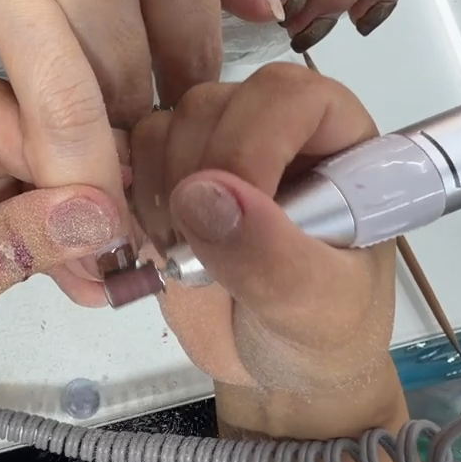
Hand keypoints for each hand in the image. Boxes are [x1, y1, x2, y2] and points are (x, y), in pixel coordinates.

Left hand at [0, 81, 126, 438]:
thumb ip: (6, 249)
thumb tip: (104, 209)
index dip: (56, 150)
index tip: (113, 203)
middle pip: (8, 147)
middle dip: (66, 194)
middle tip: (125, 246)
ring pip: (12, 187)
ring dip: (59, 228)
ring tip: (113, 272)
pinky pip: (0, 225)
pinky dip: (36, 251)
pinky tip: (80, 278)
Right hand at [129, 63, 399, 435]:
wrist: (271, 366)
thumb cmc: (319, 337)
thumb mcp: (317, 310)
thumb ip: (272, 257)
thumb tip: (203, 195)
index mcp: (334, 144)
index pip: (289, 95)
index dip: (251, 141)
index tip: (233, 214)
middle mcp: (270, 132)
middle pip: (212, 105)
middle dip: (195, 179)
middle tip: (201, 251)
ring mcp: (210, 152)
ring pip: (161, 128)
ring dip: (158, 196)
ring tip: (182, 254)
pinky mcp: (163, 178)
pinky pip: (126, 158)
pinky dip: (126, 201)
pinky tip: (152, 245)